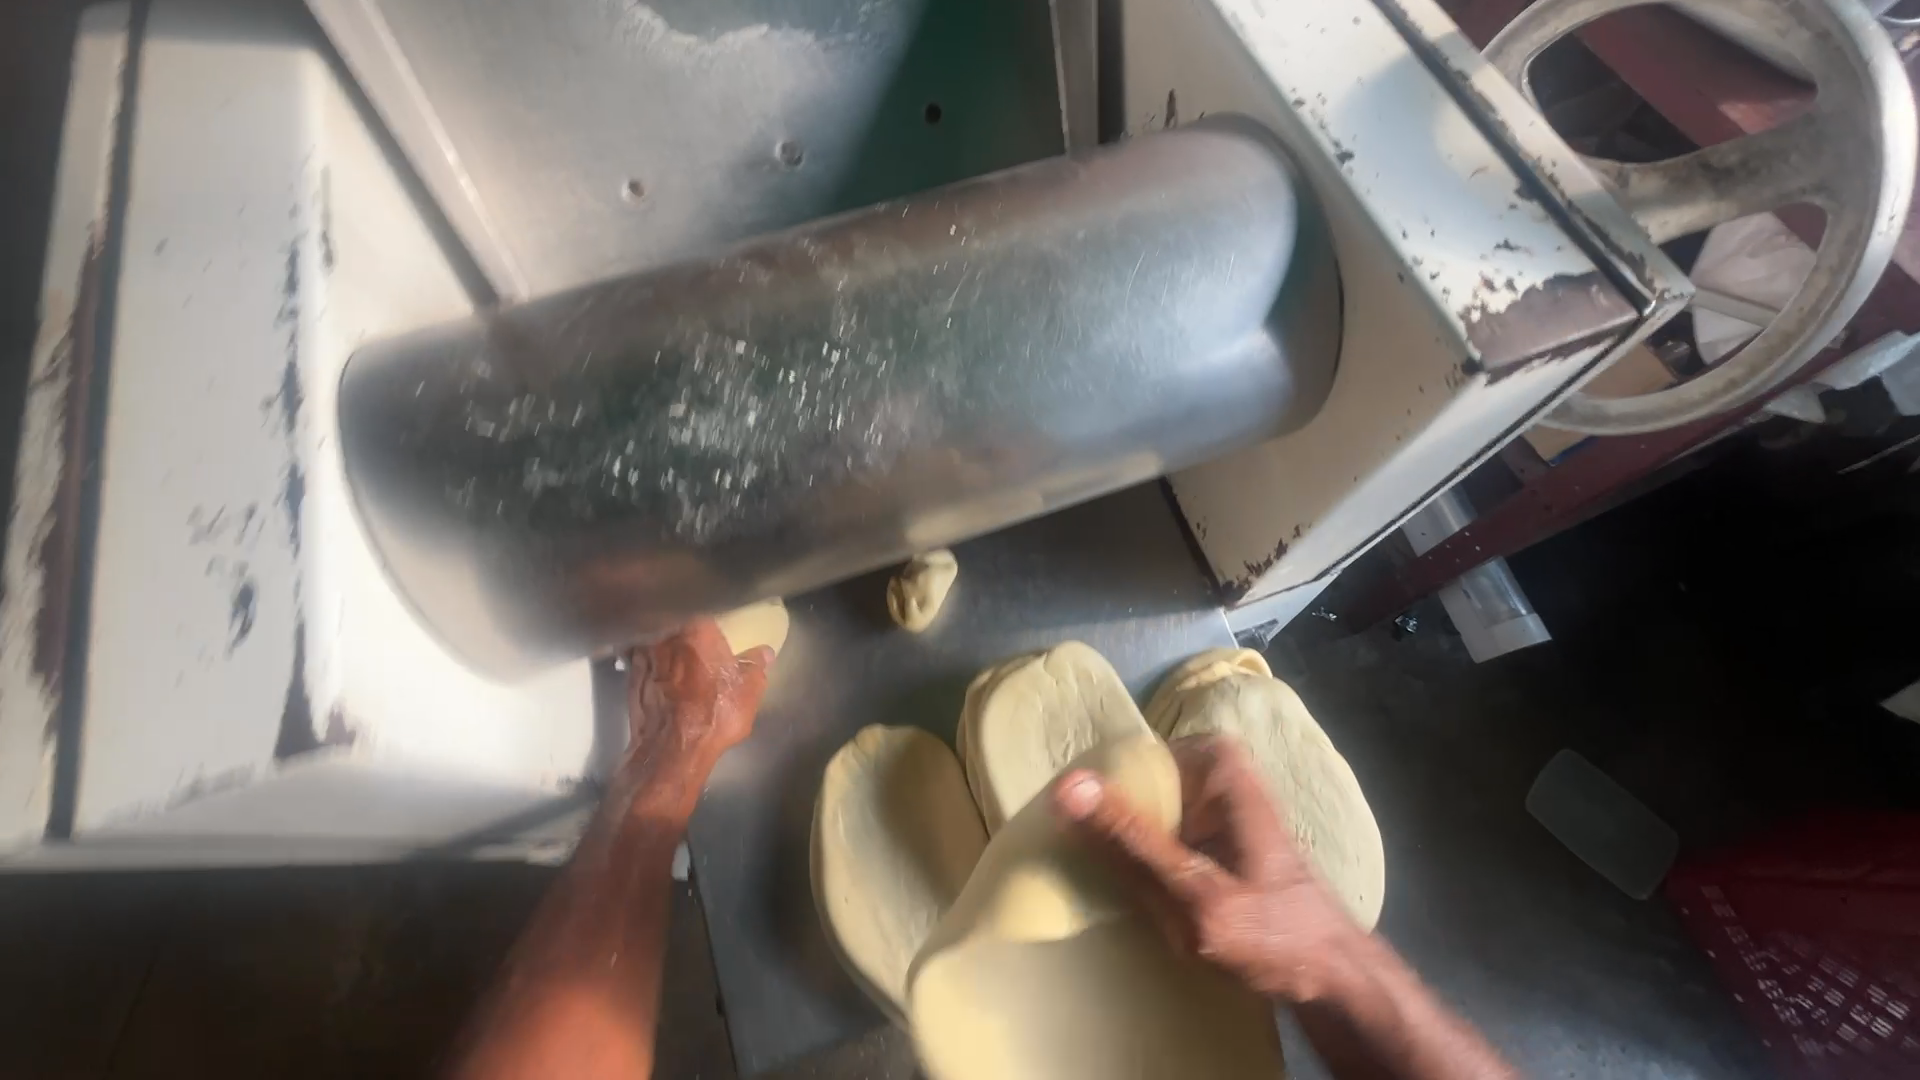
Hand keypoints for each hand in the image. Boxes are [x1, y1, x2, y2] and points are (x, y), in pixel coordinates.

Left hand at [622, 618, 773, 786]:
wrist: (672, 751)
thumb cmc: (715, 714)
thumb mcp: (749, 690)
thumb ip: (756, 665)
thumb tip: (764, 652)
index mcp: (699, 629)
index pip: (707, 612)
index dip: (714, 619)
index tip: (719, 627)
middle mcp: (667, 636)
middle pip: (678, 624)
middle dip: (687, 631)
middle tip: (699, 642)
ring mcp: (643, 656)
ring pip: (657, 642)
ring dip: (666, 648)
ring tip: (679, 660)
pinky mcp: (629, 679)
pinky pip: (643, 664)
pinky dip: (652, 668)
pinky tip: (662, 679)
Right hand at [1052, 735, 1358, 1001]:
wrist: (1333, 977)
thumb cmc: (1275, 934)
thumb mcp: (1194, 893)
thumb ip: (1130, 842)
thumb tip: (1065, 785)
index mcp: (1210, 759)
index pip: (1121, 764)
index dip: (1088, 800)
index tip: (1059, 837)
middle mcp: (1207, 765)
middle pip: (1127, 786)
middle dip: (1101, 825)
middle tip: (1069, 865)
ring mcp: (1205, 796)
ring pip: (1135, 811)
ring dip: (1115, 847)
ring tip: (1089, 879)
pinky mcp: (1203, 826)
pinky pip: (1150, 830)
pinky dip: (1134, 859)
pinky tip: (1122, 888)